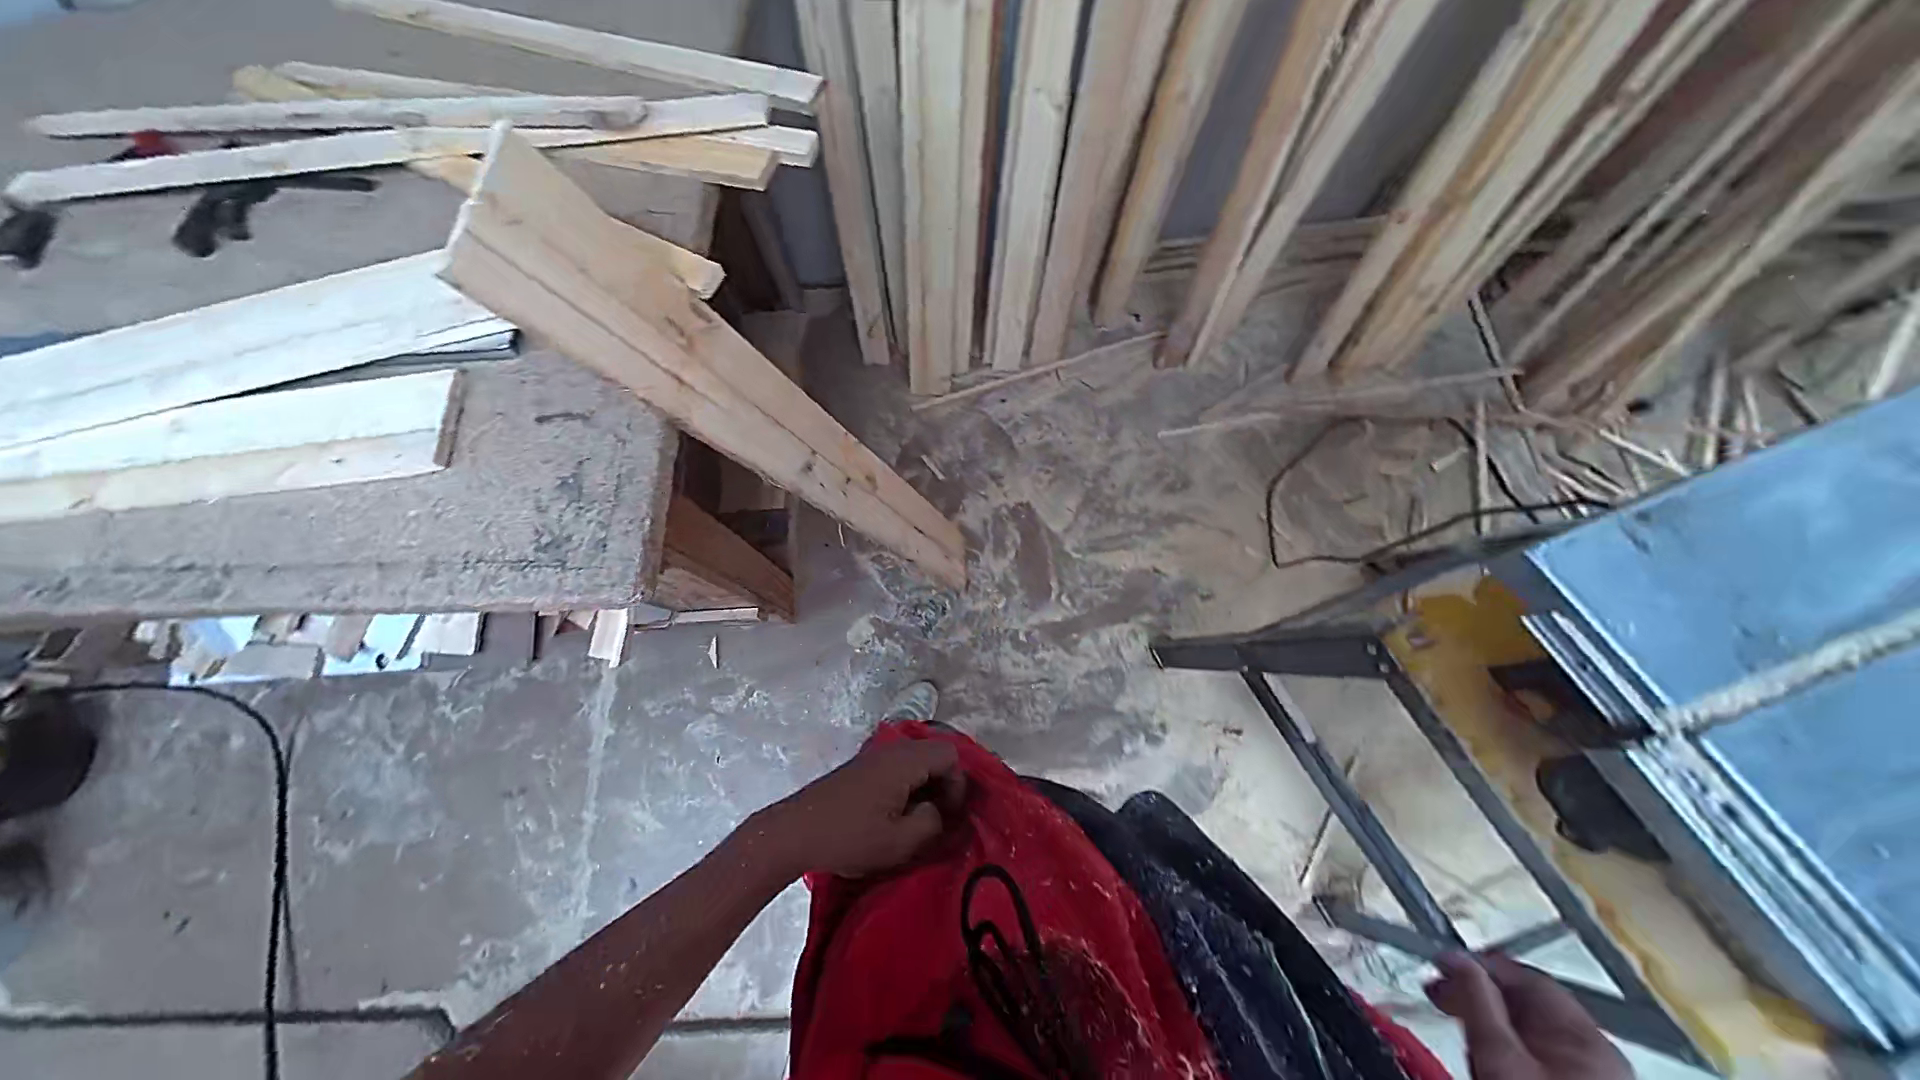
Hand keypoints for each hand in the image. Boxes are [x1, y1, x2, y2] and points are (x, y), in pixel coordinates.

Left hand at [755, 739, 968, 878]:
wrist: (794, 833)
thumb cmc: (848, 837)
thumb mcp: (899, 842)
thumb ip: (931, 823)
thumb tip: (938, 811)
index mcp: (904, 761)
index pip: (950, 755)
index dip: (958, 785)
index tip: (949, 816)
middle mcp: (890, 751)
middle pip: (933, 755)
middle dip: (943, 786)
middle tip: (939, 820)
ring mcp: (873, 758)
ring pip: (915, 763)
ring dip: (924, 788)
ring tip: (917, 822)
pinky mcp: (860, 770)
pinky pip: (896, 770)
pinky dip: (905, 788)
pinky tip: (895, 817)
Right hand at [1426, 952, 1632, 1079]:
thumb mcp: (1497, 1057)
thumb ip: (1475, 1001)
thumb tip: (1455, 957)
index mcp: (1588, 1040)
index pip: (1528, 980)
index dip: (1481, 966)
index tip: (1440, 966)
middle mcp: (1599, 1058)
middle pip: (1532, 1006)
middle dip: (1480, 994)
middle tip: (1437, 994)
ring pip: (1532, 1033)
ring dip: (1489, 1020)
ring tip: (1454, 1023)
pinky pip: (1539, 1059)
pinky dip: (1505, 1047)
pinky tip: (1484, 1056)